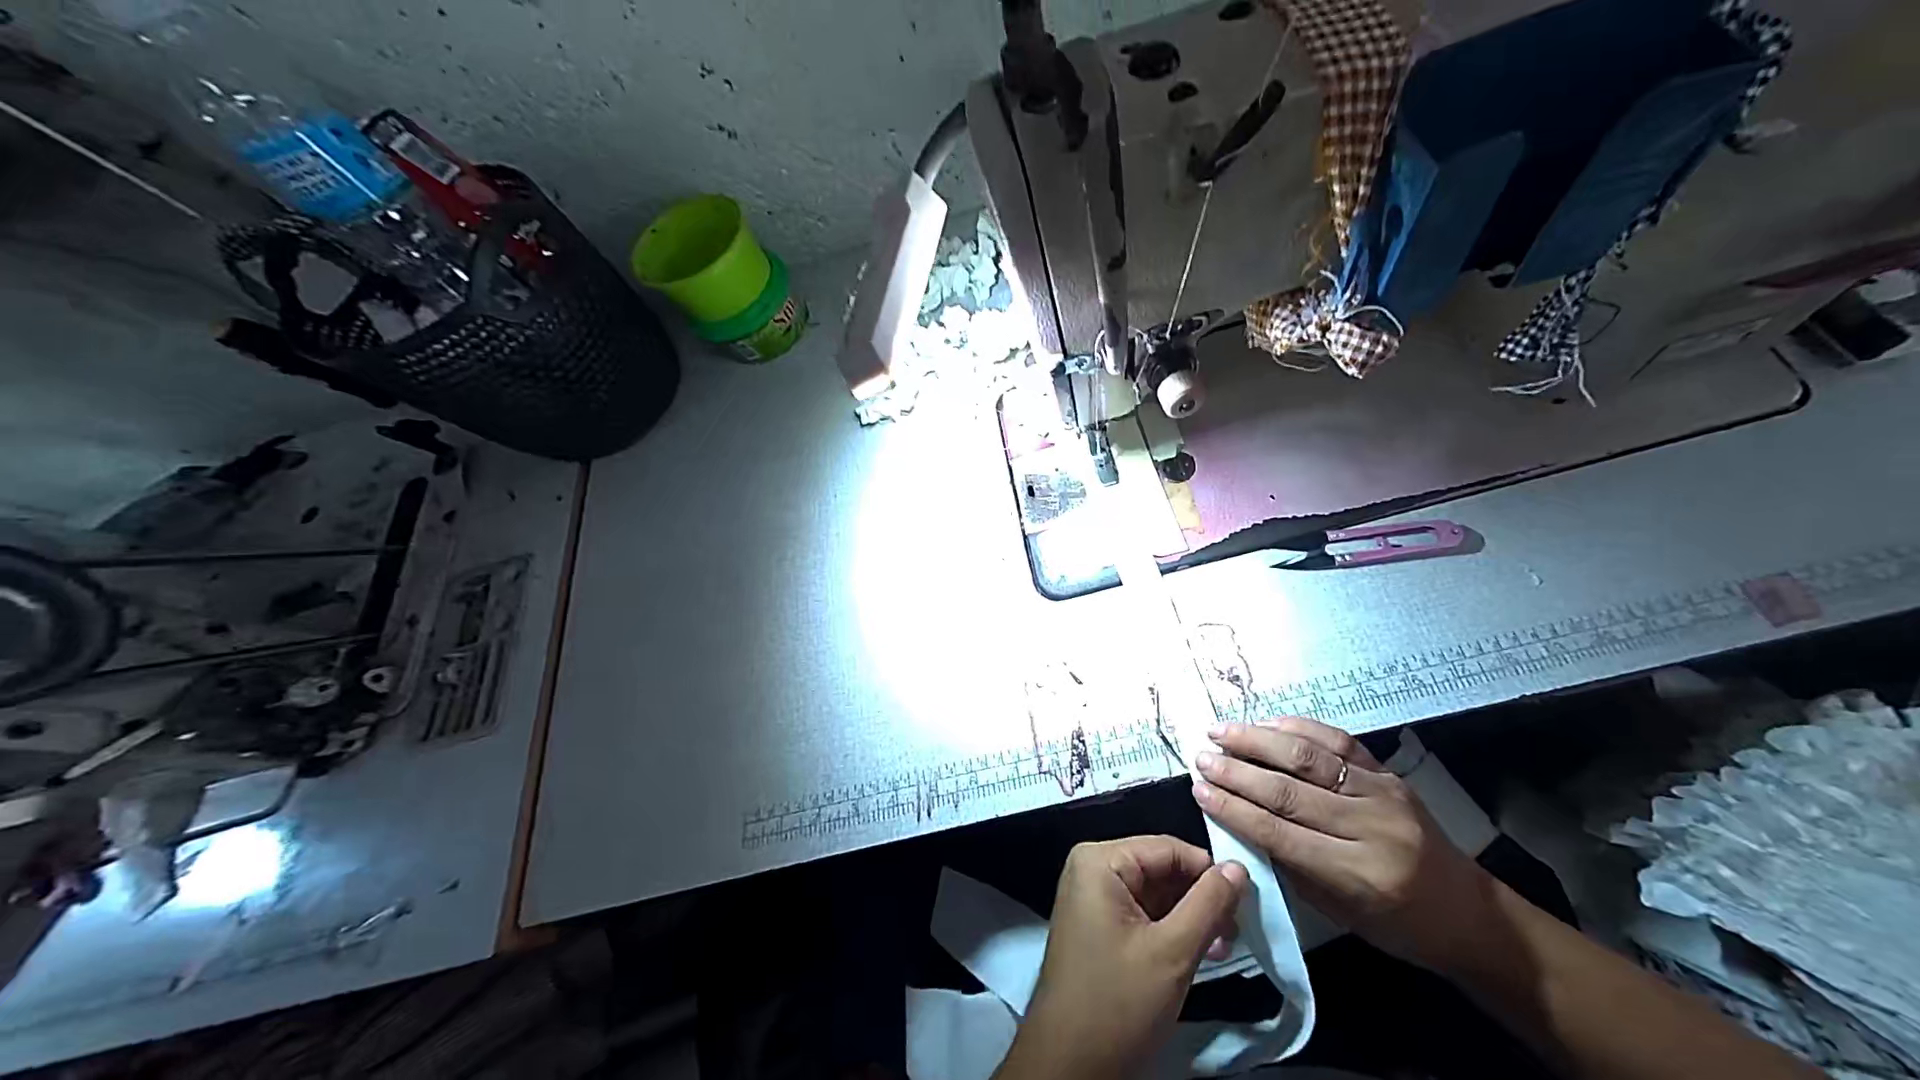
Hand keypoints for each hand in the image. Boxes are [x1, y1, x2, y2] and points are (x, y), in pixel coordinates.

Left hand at [995, 836, 1247, 1079]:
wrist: (1070, 1062)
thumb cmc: (1118, 1001)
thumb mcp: (1172, 951)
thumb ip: (1209, 904)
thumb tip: (1238, 868)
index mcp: (1100, 861)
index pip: (1168, 848)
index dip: (1210, 871)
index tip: (1249, 900)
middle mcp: (1093, 868)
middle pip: (1162, 869)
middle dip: (1202, 898)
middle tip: (1240, 930)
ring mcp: (1094, 898)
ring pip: (1157, 893)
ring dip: (1192, 917)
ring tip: (1226, 946)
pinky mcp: (1100, 925)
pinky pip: (1144, 913)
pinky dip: (1173, 930)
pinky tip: (1203, 951)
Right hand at [1190, 716, 1497, 972]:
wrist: (1470, 914)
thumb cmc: (1397, 924)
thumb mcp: (1336, 909)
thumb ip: (1288, 862)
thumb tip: (1237, 819)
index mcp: (1359, 875)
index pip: (1279, 833)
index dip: (1233, 809)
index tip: (1199, 790)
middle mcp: (1373, 828)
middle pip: (1289, 790)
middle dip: (1238, 772)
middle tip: (1202, 758)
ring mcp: (1384, 794)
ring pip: (1310, 758)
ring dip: (1258, 741)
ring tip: (1222, 732)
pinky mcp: (1390, 774)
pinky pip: (1339, 742)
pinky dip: (1299, 728)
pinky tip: (1268, 724)